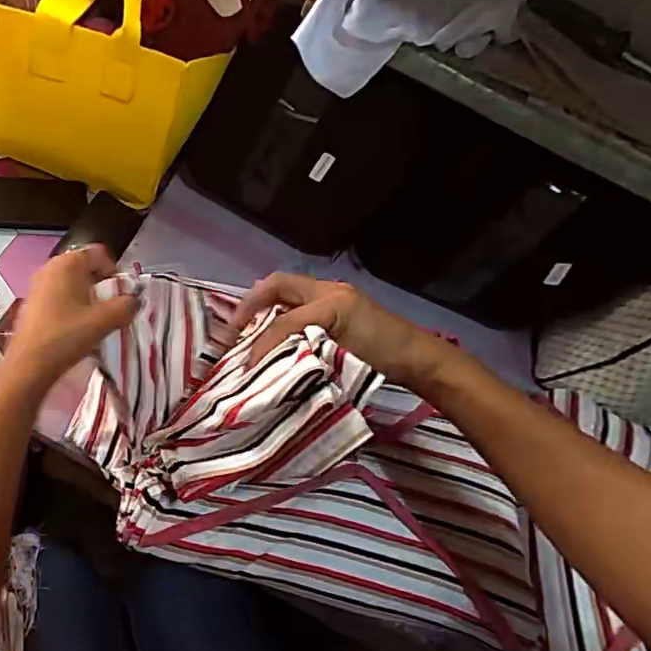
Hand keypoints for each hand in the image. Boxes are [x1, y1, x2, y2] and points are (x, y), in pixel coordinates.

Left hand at [0, 244, 138, 391]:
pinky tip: (75, 329)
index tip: (121, 294)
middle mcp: (50, 268)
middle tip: (110, 309)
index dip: (115, 272)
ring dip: (87, 299)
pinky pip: (58, 298)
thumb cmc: (67, 336)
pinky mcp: (31, 304)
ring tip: (94, 322)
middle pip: (85, 269)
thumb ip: (126, 306)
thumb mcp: (104, 321)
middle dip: (101, 287)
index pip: (100, 254)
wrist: (30, 364)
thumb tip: (133, 302)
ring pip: (72, 285)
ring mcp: (37, 285)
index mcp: (68, 263)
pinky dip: (71, 308)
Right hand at [229, 272, 457, 387]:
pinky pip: (295, 305)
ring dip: (259, 309)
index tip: (246, 364)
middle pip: (276, 286)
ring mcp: (330, 298)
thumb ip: (303, 349)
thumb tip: (263, 362)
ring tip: (242, 335)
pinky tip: (267, 338)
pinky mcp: (333, 311)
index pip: (282, 318)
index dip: (261, 341)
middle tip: (230, 333)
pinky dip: (275, 317)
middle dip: (248, 306)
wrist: (419, 360)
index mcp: (329, 299)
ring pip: (284, 293)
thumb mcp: (343, 352)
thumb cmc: (385, 355)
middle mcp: (326, 291)